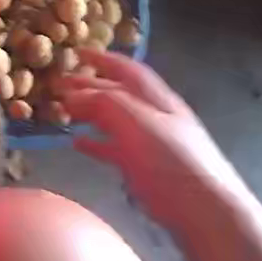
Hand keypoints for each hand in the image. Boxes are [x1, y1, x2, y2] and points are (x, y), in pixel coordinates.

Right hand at [55, 52, 244, 227]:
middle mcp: (152, 115)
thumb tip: (75, 93)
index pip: (127, 70)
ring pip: (112, 118)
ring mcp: (147, 142)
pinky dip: (93, 142)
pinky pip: (111, 147)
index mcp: (157, 100)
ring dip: (88, 111)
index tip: (75, 51)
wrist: (202, 209)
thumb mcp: (140, 124)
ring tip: (63, 109)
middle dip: (89, 85)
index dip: (102, 59)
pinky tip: (77, 143)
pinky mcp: (141, 167)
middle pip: (117, 93)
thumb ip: (108, 104)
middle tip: (59, 84)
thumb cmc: (173, 161)